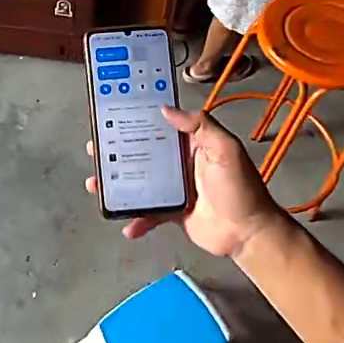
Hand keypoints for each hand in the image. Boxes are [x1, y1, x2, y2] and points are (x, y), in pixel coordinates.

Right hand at [86, 107, 291, 261]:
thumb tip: (166, 110)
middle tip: (96, 149)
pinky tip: (126, 224)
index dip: (136, 121)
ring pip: (137, 182)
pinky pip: (147, 213)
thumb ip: (201, 126)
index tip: (112, 117)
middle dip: (116, 151)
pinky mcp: (170, 212)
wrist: (247, 233)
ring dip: (116, 184)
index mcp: (190, 145)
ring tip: (96, 185)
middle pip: (140, 153)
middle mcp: (178, 164)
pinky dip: (135, 219)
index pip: (158, 127)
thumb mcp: (226, 150)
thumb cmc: (240, 189)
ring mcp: (172, 188)